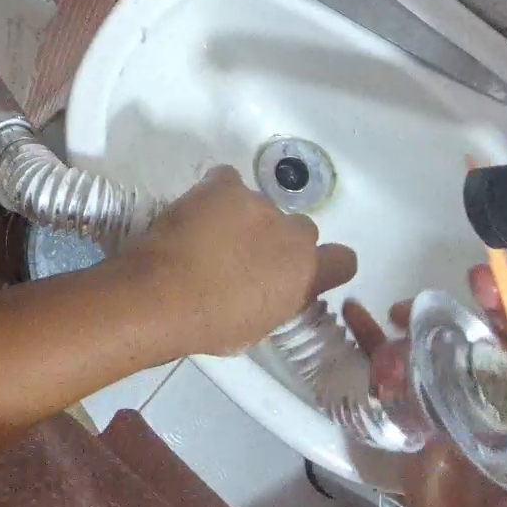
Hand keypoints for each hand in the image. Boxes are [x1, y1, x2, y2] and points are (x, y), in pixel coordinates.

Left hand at [126, 164, 356, 356]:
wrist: (165, 294)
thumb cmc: (209, 323)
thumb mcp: (258, 326)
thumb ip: (278, 299)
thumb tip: (271, 288)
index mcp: (306, 273)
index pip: (342, 260)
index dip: (321, 262)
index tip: (294, 268)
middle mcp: (291, 234)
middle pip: (296, 228)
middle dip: (275, 239)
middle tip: (240, 253)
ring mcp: (257, 205)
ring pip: (258, 205)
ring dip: (241, 217)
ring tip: (207, 233)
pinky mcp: (223, 187)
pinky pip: (226, 180)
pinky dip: (216, 191)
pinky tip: (198, 209)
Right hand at [343, 267, 506, 506]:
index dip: (499, 306)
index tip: (480, 278)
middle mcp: (481, 388)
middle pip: (456, 336)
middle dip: (433, 315)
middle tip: (407, 311)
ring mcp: (442, 400)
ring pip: (416, 349)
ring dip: (398, 339)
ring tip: (387, 358)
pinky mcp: (410, 416)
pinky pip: (386, 373)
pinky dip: (368, 342)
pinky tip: (352, 318)